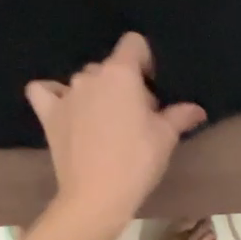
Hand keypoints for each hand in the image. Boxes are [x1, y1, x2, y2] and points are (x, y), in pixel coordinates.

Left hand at [25, 33, 206, 239]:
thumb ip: (180, 116)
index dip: (145, 61)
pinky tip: (65, 108)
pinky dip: (53, 94)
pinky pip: (43, 91)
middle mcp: (90, 76)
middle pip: (110, 67)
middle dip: (123, 85)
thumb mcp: (166, 138)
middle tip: (134, 117)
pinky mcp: (48, 115)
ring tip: (105, 123)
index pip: (133, 43)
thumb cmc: (137, 161)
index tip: (151, 88)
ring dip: (96, 94)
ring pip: (83, 81)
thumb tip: (197, 110)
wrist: (96, 196)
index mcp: (121, 73)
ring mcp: (66, 94)